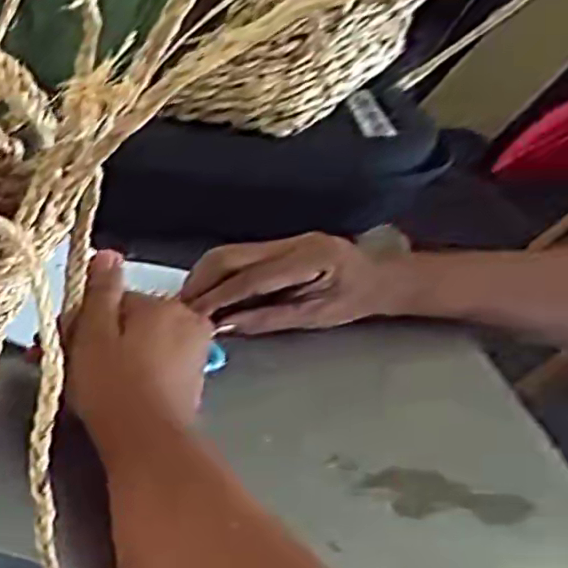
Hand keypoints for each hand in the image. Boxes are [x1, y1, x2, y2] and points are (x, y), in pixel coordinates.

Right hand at [66, 250, 214, 449]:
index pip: (109, 300)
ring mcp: (192, 348)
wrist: (145, 438)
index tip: (56, 344)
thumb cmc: (111, 386)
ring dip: (105, 354)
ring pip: (136, 340)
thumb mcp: (93, 336)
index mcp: (161, 305)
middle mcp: (186, 319)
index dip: (77, 322)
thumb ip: (100, 293)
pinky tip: (108, 389)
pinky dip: (127, 370)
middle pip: (124, 319)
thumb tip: (106, 254)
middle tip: (61, 365)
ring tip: (80, 380)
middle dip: (91, 338)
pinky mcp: (189, 375)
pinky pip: (150, 361)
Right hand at [180, 233, 414, 335]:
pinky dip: (208, 278)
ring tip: (192, 306)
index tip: (191, 319)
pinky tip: (205, 296)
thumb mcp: (314, 316)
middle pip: (225, 258)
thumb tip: (220, 326)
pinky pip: (227, 259)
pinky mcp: (270, 247)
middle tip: (183, 313)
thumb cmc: (355, 300)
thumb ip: (266, 319)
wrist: (384, 277)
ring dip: (198, 281)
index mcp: (311, 258)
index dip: (215, 300)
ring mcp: (280, 241)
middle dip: (197, 286)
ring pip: (221, 256)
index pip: (248, 279)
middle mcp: (293, 242)